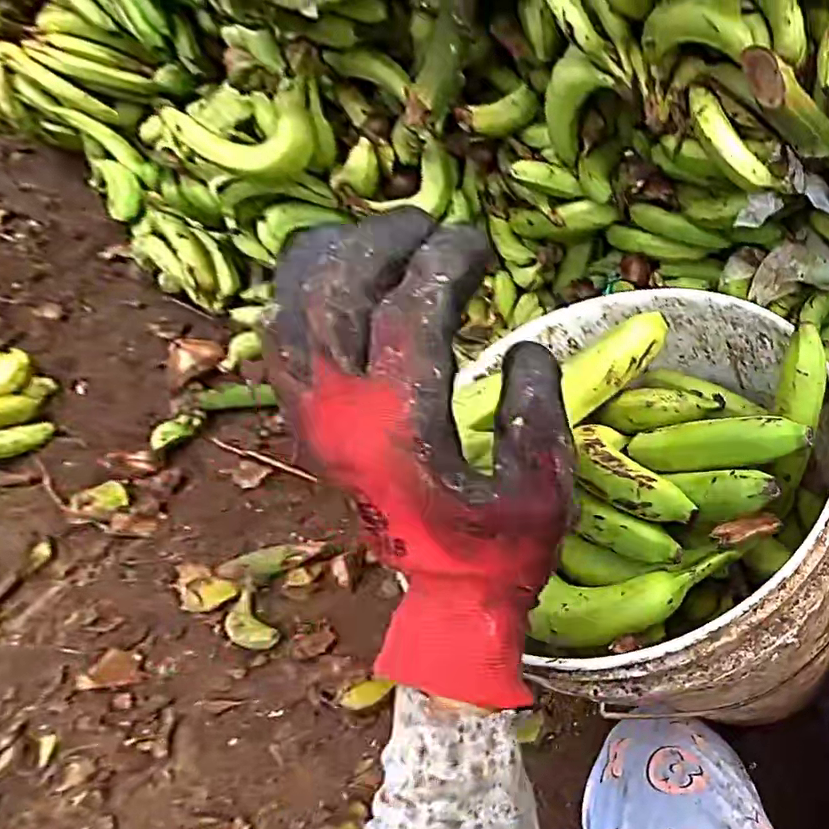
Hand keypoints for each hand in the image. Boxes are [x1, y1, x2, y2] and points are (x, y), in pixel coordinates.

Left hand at [268, 210, 572, 708]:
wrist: (449, 601)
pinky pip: (283, 336)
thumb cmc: (504, 553)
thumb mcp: (546, 492)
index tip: (480, 244)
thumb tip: (525, 348)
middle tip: (435, 228)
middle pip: (340, 294)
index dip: (445, 266)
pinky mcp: (308, 427)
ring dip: (340, 257)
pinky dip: (306, 290)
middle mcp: (340, 417)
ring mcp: (312, 421)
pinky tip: (341, 274)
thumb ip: (538, 415)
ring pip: (295, 307)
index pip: (410, 315)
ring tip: (388, 236)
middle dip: (388, 244)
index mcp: (403, 432)